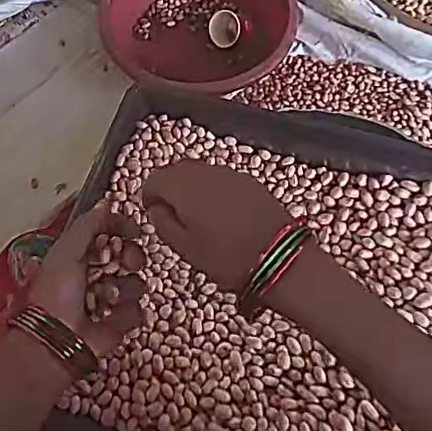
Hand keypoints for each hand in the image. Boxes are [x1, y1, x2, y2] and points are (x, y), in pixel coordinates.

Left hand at [25, 202, 148, 357]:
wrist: (57, 339)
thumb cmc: (56, 292)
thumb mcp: (68, 250)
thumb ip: (89, 224)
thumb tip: (107, 202)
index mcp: (80, 253)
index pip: (109, 232)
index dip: (121, 228)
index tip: (133, 229)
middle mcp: (96, 273)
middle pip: (129, 254)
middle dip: (130, 256)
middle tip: (127, 261)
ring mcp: (110, 298)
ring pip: (137, 282)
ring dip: (124, 288)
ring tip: (107, 298)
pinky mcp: (121, 322)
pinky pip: (138, 310)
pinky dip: (125, 313)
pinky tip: (109, 318)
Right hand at [141, 159, 292, 292]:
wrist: (282, 259)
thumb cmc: (227, 258)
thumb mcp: (184, 248)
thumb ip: (161, 223)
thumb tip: (156, 208)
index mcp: (182, 186)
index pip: (154, 179)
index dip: (149, 197)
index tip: (153, 215)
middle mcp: (204, 172)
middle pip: (176, 171)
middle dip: (170, 190)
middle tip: (174, 217)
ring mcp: (229, 174)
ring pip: (199, 173)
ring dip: (192, 189)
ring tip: (199, 218)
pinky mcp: (250, 181)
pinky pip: (221, 179)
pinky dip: (214, 191)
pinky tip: (222, 216)